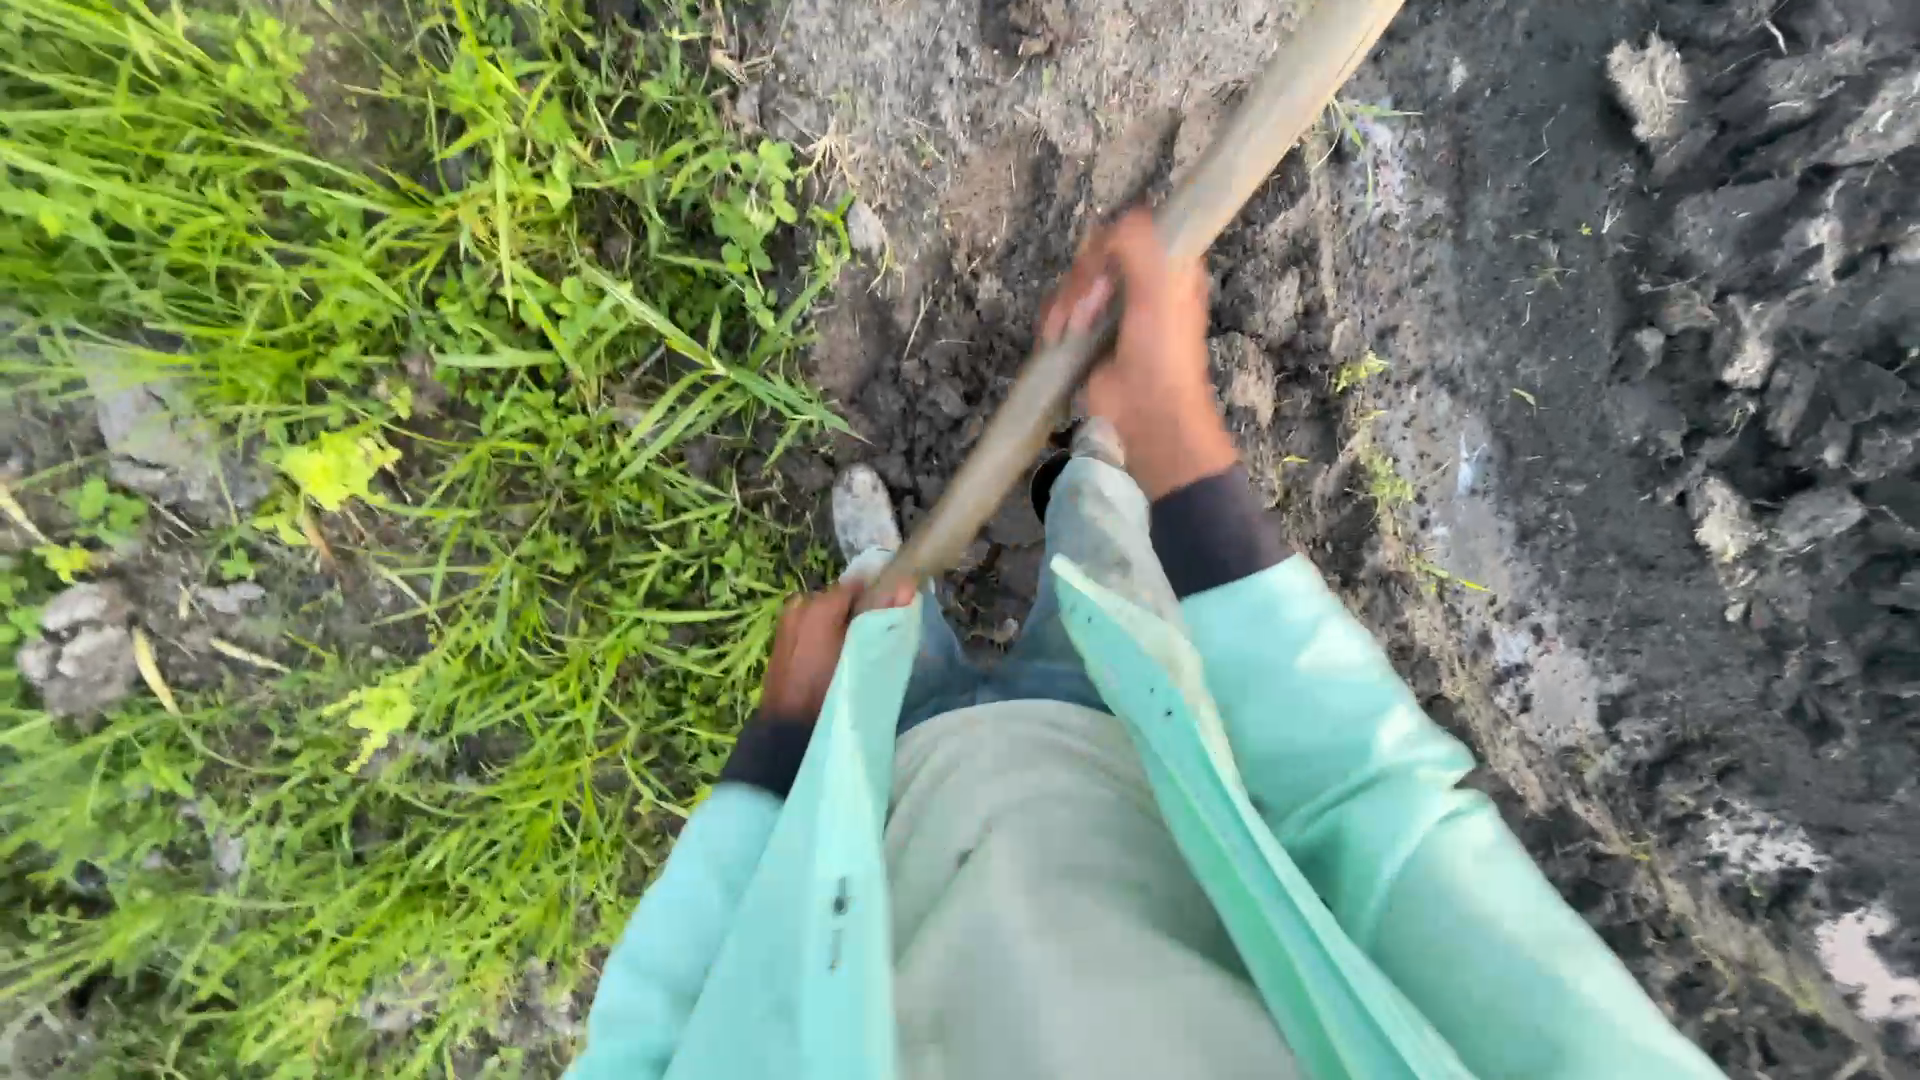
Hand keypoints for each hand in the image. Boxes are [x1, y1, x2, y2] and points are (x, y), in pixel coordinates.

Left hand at [758, 580, 913, 724]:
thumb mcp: (863, 650)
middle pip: (839, 597)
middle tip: (869, 638)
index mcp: (822, 603)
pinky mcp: (780, 637)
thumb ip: (882, 613)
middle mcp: (801, 603)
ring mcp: (787, 620)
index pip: (858, 584)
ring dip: (836, 623)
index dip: (875, 597)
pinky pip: (808, 625)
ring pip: (823, 612)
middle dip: (854, 611)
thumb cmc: (831, 686)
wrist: (790, 726)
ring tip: (849, 650)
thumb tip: (906, 585)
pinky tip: (828, 657)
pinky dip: (820, 634)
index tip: (886, 616)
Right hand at [1039, 209, 1237, 499]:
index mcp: (1167, 267)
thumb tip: (1104, 229)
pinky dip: (1052, 320)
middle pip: (1094, 255)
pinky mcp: (1084, 336)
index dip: (1110, 243)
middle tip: (1091, 306)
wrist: (1146, 410)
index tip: (1105, 264)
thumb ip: (1137, 243)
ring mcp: (1109, 312)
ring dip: (1066, 303)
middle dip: (1084, 280)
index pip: (1129, 231)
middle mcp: (1138, 284)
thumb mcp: (1161, 287)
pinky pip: (1057, 310)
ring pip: (1072, 283)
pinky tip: (1057, 335)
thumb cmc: (1162, 351)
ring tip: (1074, 330)